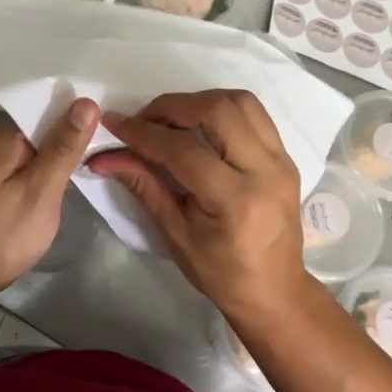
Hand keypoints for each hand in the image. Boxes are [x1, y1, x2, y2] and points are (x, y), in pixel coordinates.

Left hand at [0, 100, 99, 292]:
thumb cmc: (7, 232)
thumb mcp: (42, 188)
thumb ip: (64, 146)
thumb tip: (86, 101)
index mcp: (7, 135)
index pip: (48, 104)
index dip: (80, 104)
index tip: (116, 104)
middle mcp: (2, 141)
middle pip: (47, 122)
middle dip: (79, 125)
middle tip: (122, 124)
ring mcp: (5, 162)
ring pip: (45, 144)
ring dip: (71, 145)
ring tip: (112, 139)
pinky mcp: (10, 181)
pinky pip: (40, 161)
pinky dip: (59, 163)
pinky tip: (83, 165)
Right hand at [89, 90, 319, 320]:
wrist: (275, 290)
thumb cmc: (221, 272)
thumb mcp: (175, 234)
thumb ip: (144, 186)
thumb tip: (105, 156)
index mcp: (236, 201)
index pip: (183, 149)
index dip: (144, 132)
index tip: (114, 123)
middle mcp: (265, 172)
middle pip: (218, 110)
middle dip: (173, 106)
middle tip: (145, 120)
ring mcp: (281, 161)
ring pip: (240, 101)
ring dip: (199, 102)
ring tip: (171, 120)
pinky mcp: (286, 156)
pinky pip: (253, 114)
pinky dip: (221, 109)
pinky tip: (198, 126)